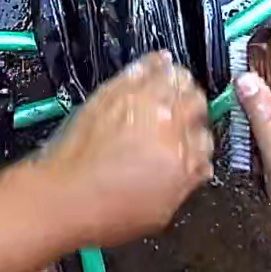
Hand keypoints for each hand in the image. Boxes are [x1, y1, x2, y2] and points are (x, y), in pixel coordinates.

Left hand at [35, 50, 212, 246]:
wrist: (64, 194)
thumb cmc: (109, 210)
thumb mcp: (160, 210)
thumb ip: (185, 183)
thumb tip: (201, 166)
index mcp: (181, 156)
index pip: (206, 138)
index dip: (200, 142)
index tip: (193, 145)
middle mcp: (166, 122)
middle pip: (196, 101)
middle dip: (195, 110)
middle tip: (186, 116)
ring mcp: (139, 101)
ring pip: (174, 77)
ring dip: (180, 82)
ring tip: (178, 86)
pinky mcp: (115, 89)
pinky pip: (142, 67)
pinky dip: (155, 62)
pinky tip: (161, 61)